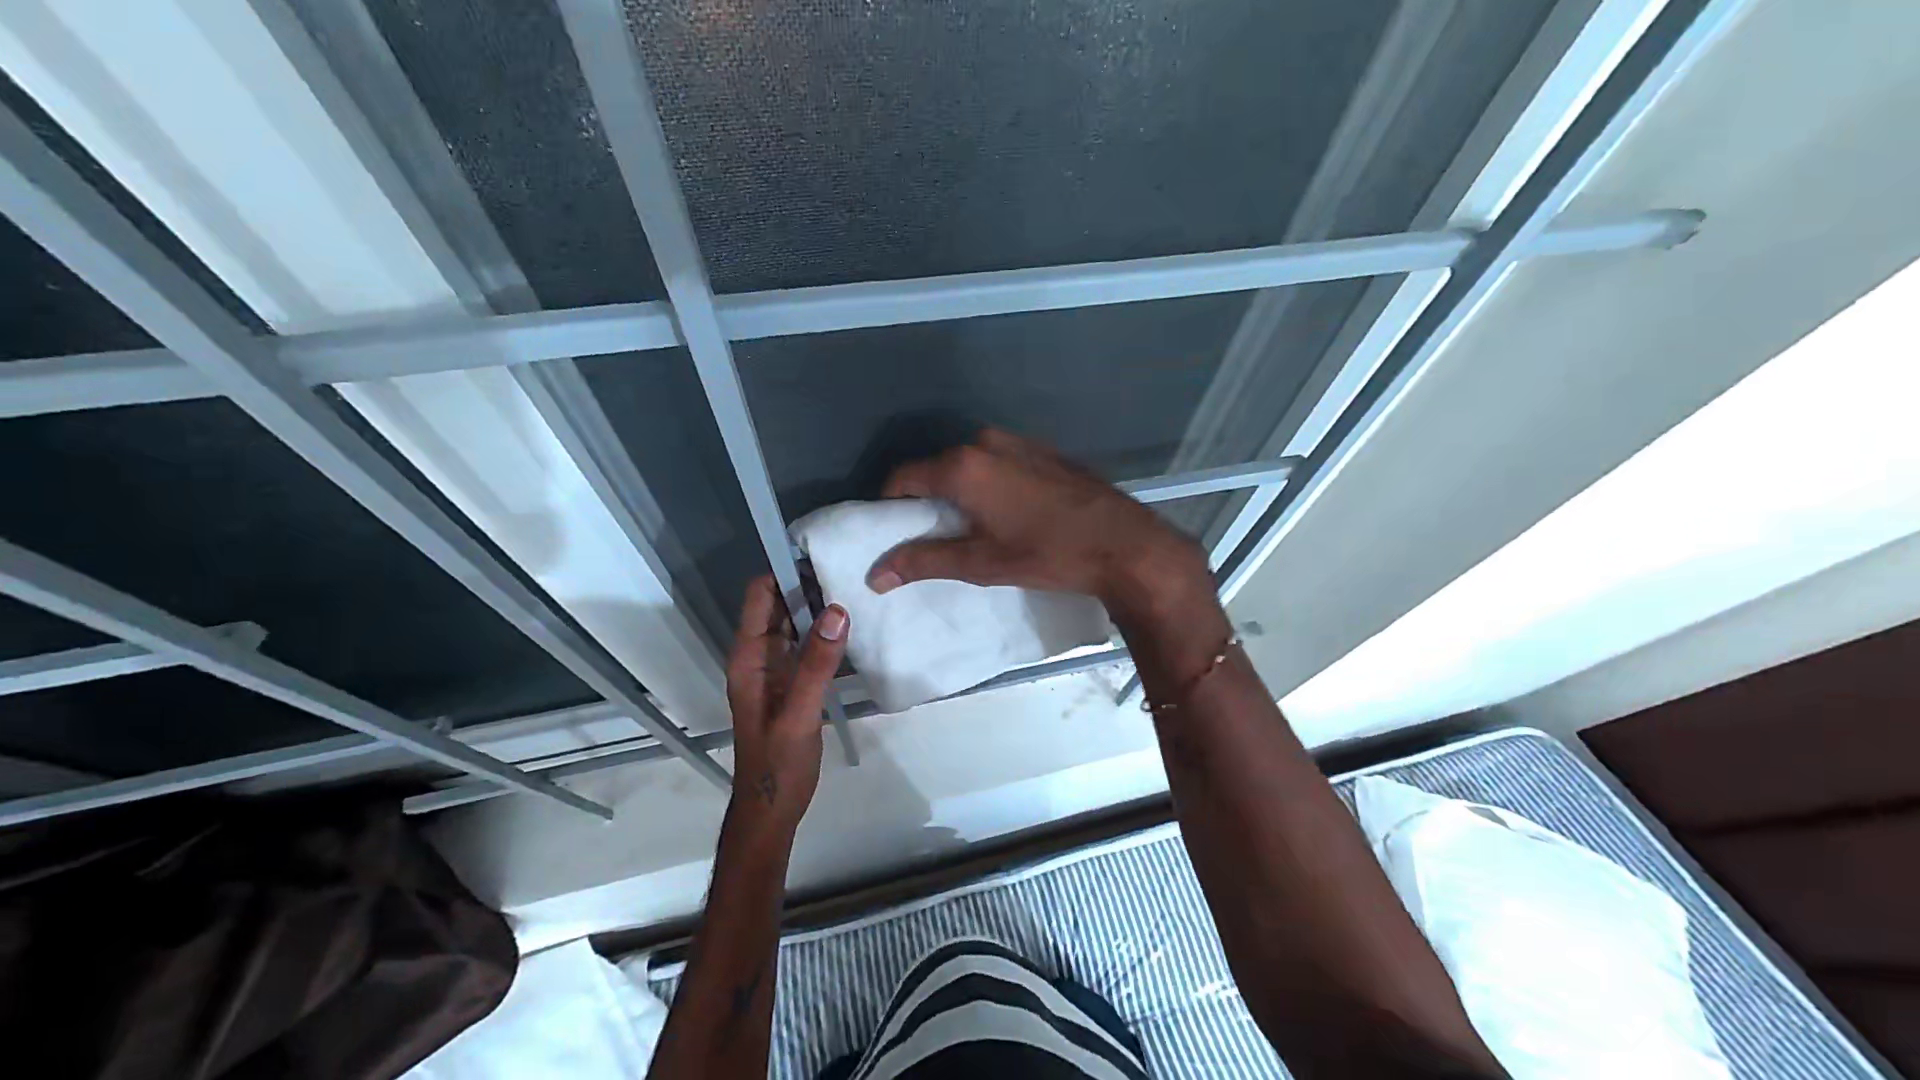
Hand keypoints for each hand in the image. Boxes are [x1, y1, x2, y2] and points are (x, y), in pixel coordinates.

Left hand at [725, 576, 848, 832]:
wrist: (773, 806)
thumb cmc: (778, 762)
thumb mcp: (798, 714)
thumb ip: (816, 664)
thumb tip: (837, 610)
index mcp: (749, 657)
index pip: (760, 596)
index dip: (785, 571)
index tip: (823, 555)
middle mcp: (759, 655)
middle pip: (779, 604)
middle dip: (808, 583)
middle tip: (850, 568)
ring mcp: (776, 668)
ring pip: (795, 622)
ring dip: (818, 606)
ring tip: (856, 588)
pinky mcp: (792, 681)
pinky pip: (807, 644)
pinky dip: (824, 631)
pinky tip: (851, 626)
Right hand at [865, 429, 1211, 618]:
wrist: (1126, 544)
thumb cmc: (1048, 554)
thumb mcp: (981, 563)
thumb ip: (924, 561)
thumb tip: (876, 575)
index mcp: (963, 466)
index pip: (903, 478)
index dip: (891, 506)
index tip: (895, 534)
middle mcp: (985, 441)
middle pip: (936, 468)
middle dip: (927, 501)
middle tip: (935, 538)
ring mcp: (1018, 441)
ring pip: (969, 465)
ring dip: (960, 493)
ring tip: (972, 530)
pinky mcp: (1042, 450)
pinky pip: (997, 462)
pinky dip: (988, 484)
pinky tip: (1007, 514)